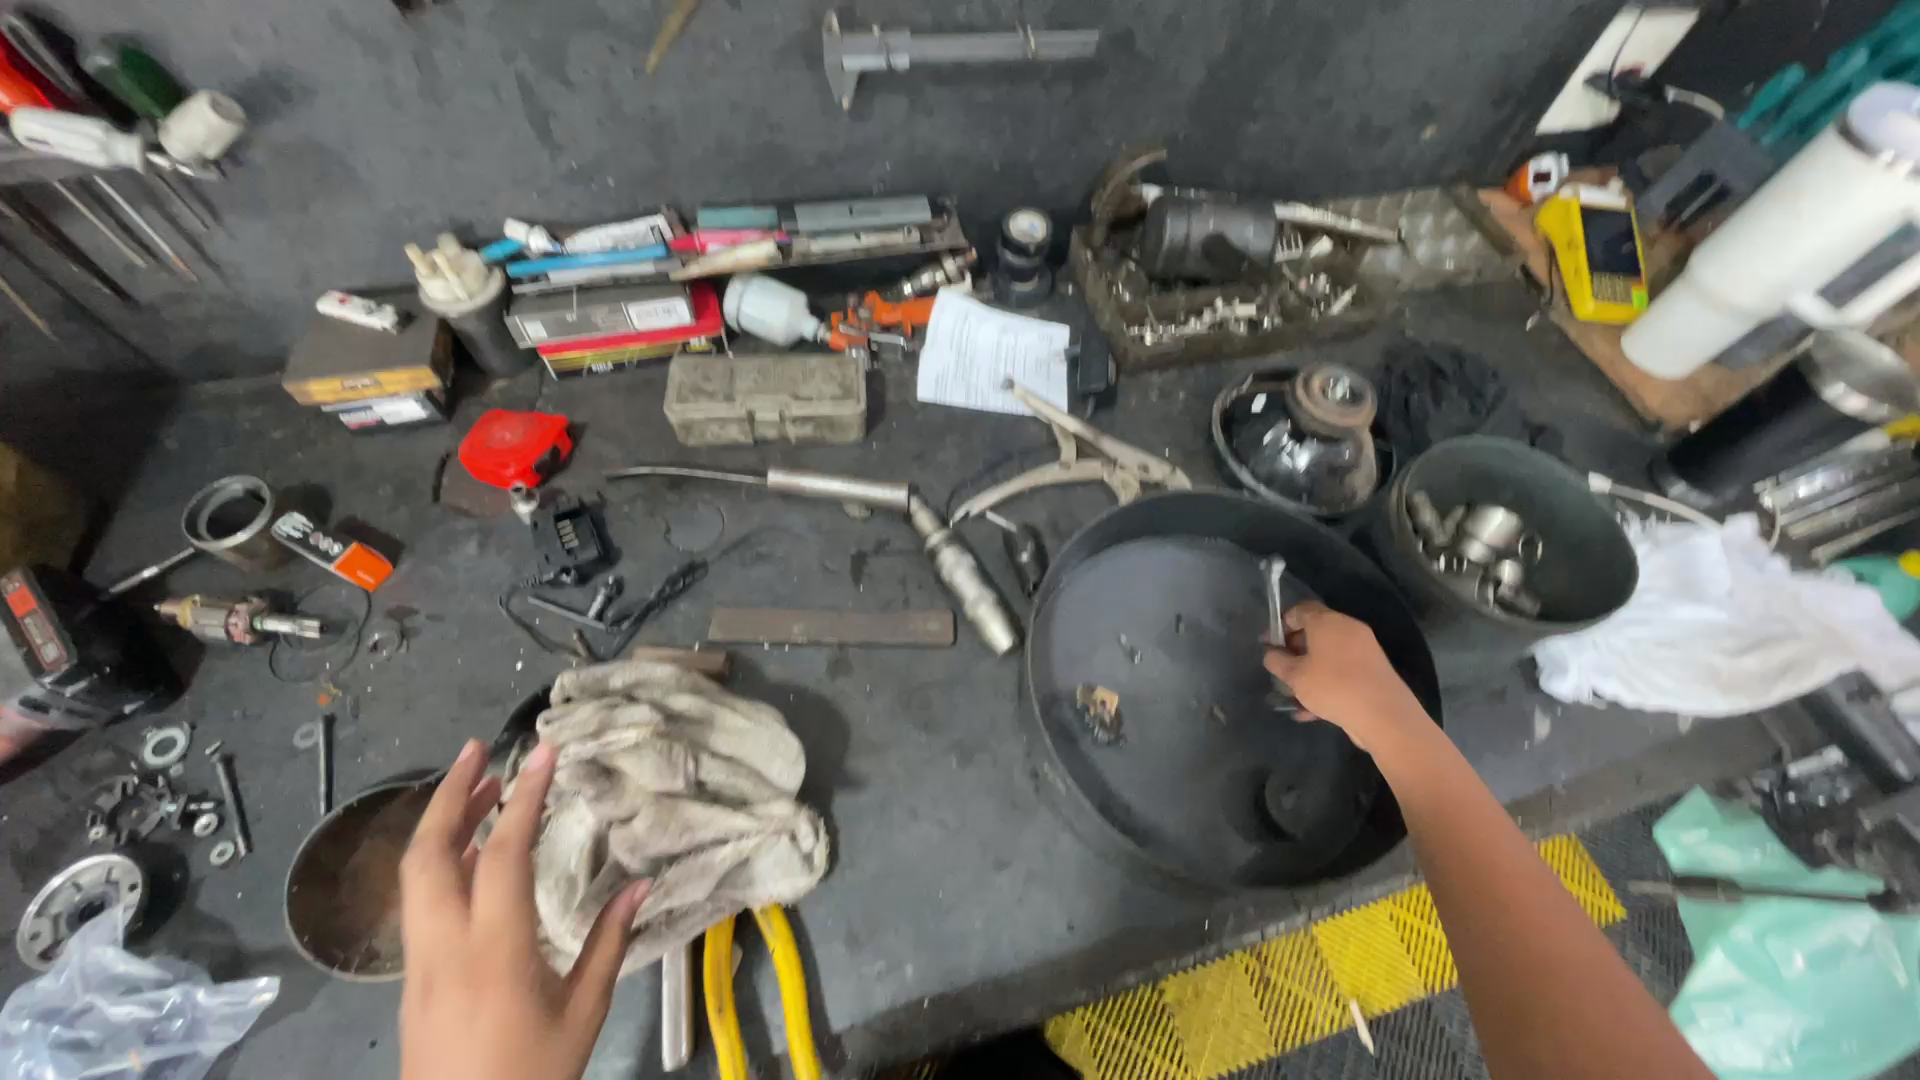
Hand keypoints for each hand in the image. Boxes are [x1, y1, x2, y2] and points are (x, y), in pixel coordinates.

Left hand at [398, 739, 650, 1079]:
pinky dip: (438, 859)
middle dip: (448, 794)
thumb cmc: (531, 1077)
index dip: (524, 798)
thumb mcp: (583, 1013)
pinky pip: (417, 901)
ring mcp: (418, 964)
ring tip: (479, 788)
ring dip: (441, 824)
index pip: (502, 854)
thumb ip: (609, 942)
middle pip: (427, 854)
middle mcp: (444, 947)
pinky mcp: (412, 979)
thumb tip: (642, 882)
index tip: (543, 753)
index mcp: (494, 950)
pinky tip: (469, 852)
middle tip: (477, 751)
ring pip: (413, 876)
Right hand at [1263, 600, 1429, 752]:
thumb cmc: (1333, 686)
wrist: (1384, 716)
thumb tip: (1271, 653)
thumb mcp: (1294, 675)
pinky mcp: (1371, 673)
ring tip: (1291, 692)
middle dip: (1293, 648)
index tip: (1268, 644)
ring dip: (1307, 669)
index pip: (1301, 610)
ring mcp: (1363, 651)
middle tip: (1279, 668)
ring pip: (1327, 654)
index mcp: (1329, 622)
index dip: (1281, 624)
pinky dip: (1324, 683)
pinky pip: (1340, 671)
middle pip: (1314, 631)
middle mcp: (1348, 630)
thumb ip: (1276, 661)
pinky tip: (1308, 709)